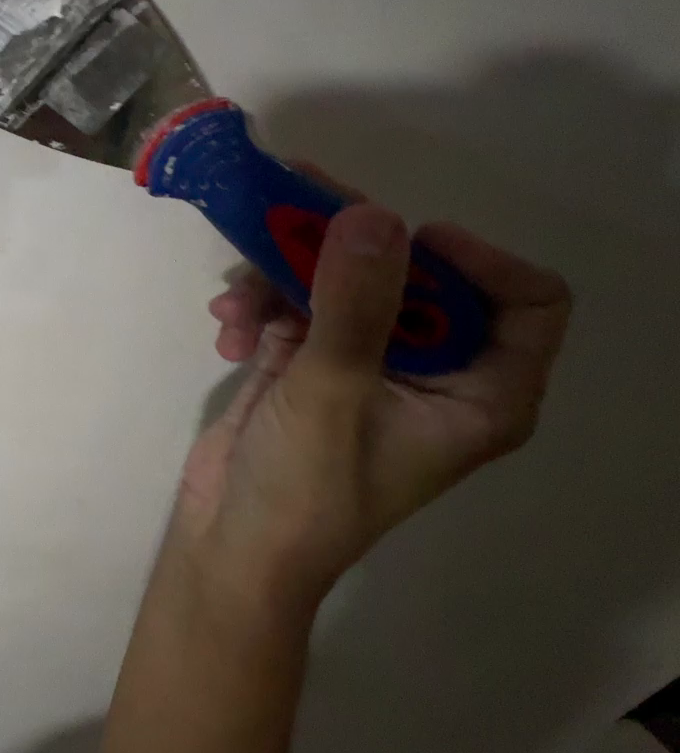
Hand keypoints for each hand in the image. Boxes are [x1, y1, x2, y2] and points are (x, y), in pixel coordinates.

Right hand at [175, 173, 572, 612]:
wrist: (233, 540)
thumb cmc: (305, 484)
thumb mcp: (331, 389)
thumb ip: (353, 302)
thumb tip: (371, 213)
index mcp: (478, 390)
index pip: (523, 301)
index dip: (474, 257)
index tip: (396, 232)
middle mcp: (428, 372)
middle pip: (408, 281)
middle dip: (340, 254)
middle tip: (282, 212)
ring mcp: (361, 369)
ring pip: (338, 290)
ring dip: (280, 287)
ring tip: (235, 308)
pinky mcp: (305, 369)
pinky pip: (291, 313)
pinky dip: (258, 314)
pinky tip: (228, 335)